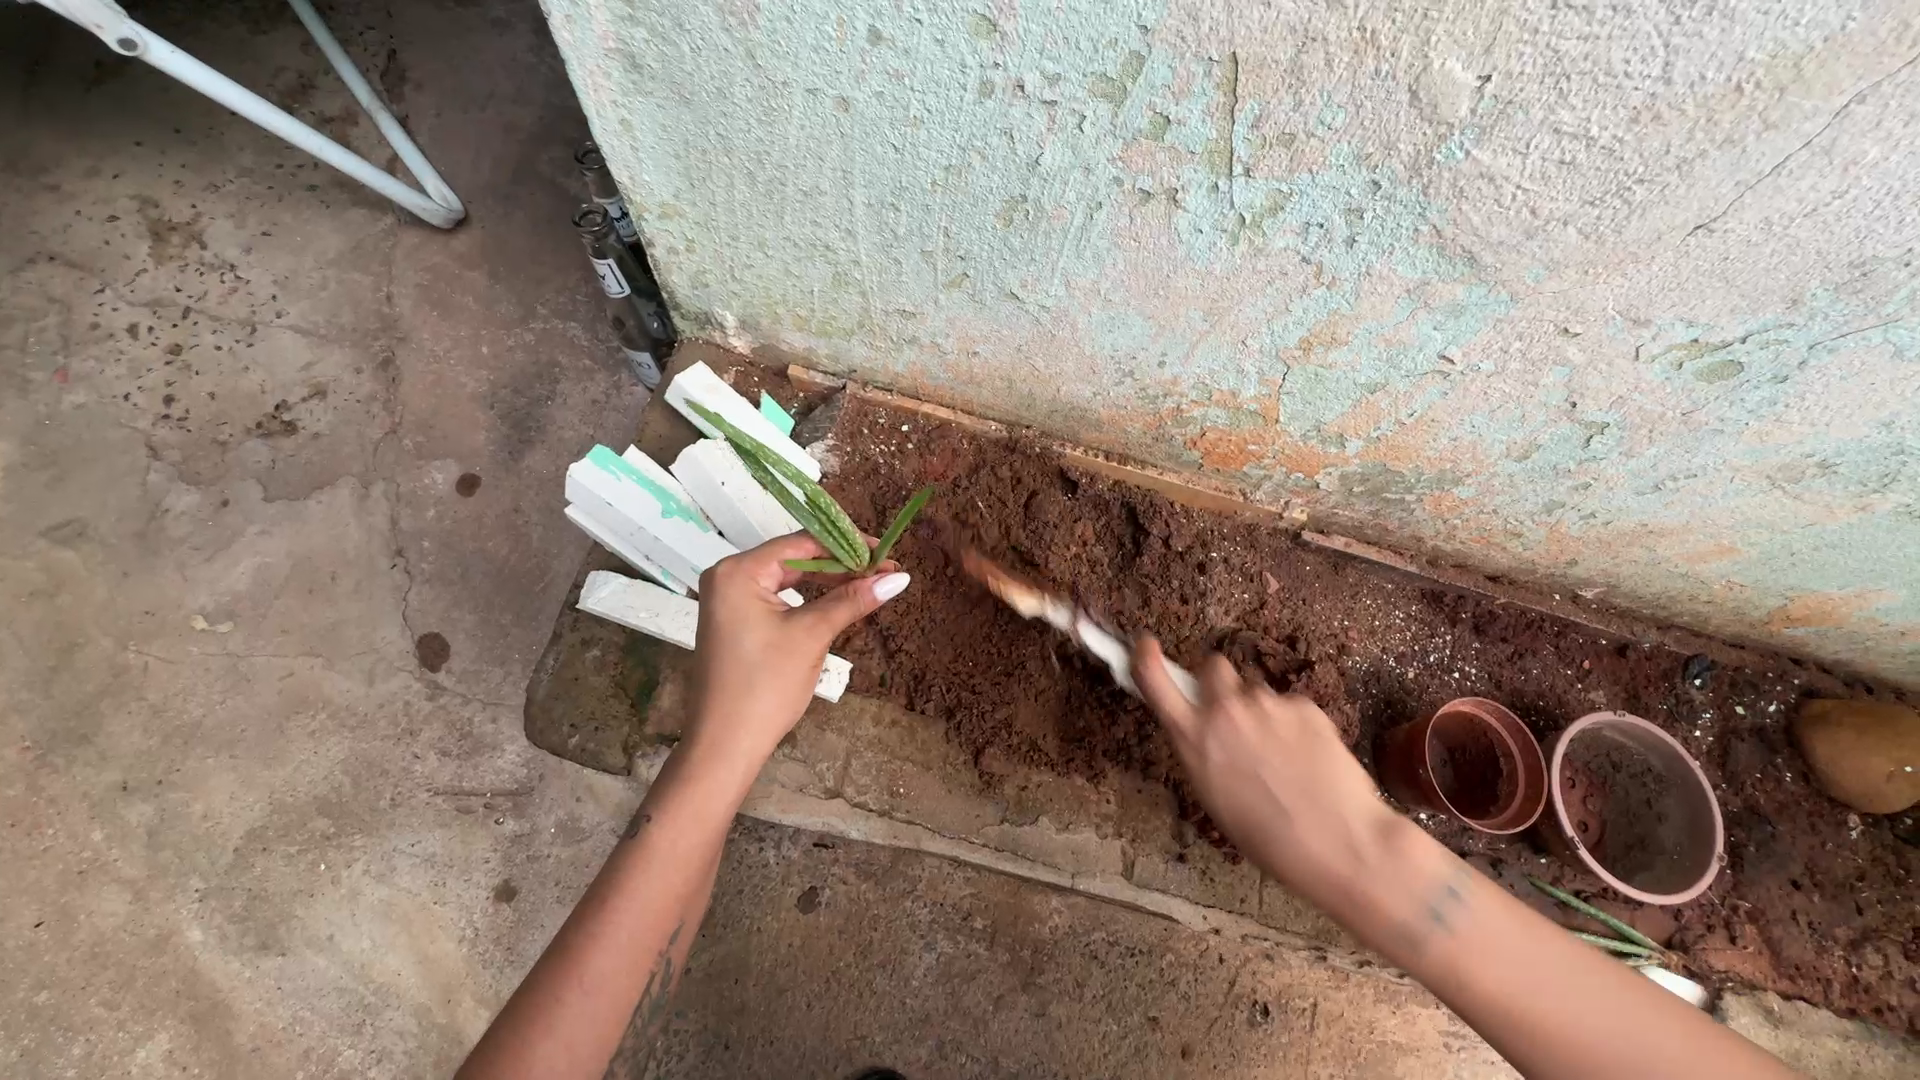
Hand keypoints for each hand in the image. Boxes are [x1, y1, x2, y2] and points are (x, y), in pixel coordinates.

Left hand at [688, 533, 908, 770]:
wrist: (725, 743)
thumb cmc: (765, 686)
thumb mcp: (812, 635)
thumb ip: (852, 600)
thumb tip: (899, 577)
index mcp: (739, 571)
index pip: (802, 543)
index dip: (847, 546)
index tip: (885, 554)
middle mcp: (728, 576)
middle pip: (795, 557)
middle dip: (841, 565)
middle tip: (884, 573)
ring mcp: (729, 599)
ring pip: (788, 577)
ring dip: (828, 582)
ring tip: (868, 585)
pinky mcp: (735, 620)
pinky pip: (778, 597)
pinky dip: (808, 598)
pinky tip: (837, 601)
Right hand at [1132, 639, 1401, 911]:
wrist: (1338, 843)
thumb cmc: (1269, 838)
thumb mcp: (1213, 795)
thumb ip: (1202, 750)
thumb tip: (1205, 732)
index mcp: (1192, 738)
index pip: (1154, 680)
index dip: (1146, 657)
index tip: (1146, 643)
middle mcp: (1223, 712)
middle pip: (1214, 667)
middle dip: (1220, 683)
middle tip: (1235, 714)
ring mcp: (1266, 704)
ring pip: (1257, 691)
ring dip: (1262, 711)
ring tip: (1283, 755)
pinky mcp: (1304, 705)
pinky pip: (1291, 706)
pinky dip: (1296, 726)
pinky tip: (1308, 760)